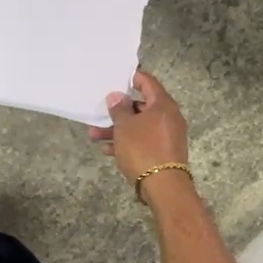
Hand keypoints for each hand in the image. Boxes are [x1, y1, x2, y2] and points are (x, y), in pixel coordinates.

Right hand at [89, 69, 188, 183]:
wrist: (163, 186)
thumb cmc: (143, 149)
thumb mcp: (125, 127)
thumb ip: (119, 109)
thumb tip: (117, 96)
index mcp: (163, 105)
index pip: (148, 82)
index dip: (132, 77)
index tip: (117, 76)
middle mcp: (168, 117)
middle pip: (141, 107)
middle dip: (118, 111)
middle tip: (100, 112)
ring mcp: (167, 136)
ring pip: (139, 126)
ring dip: (117, 129)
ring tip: (94, 136)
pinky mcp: (164, 152)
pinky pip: (143, 141)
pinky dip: (127, 142)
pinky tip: (108, 150)